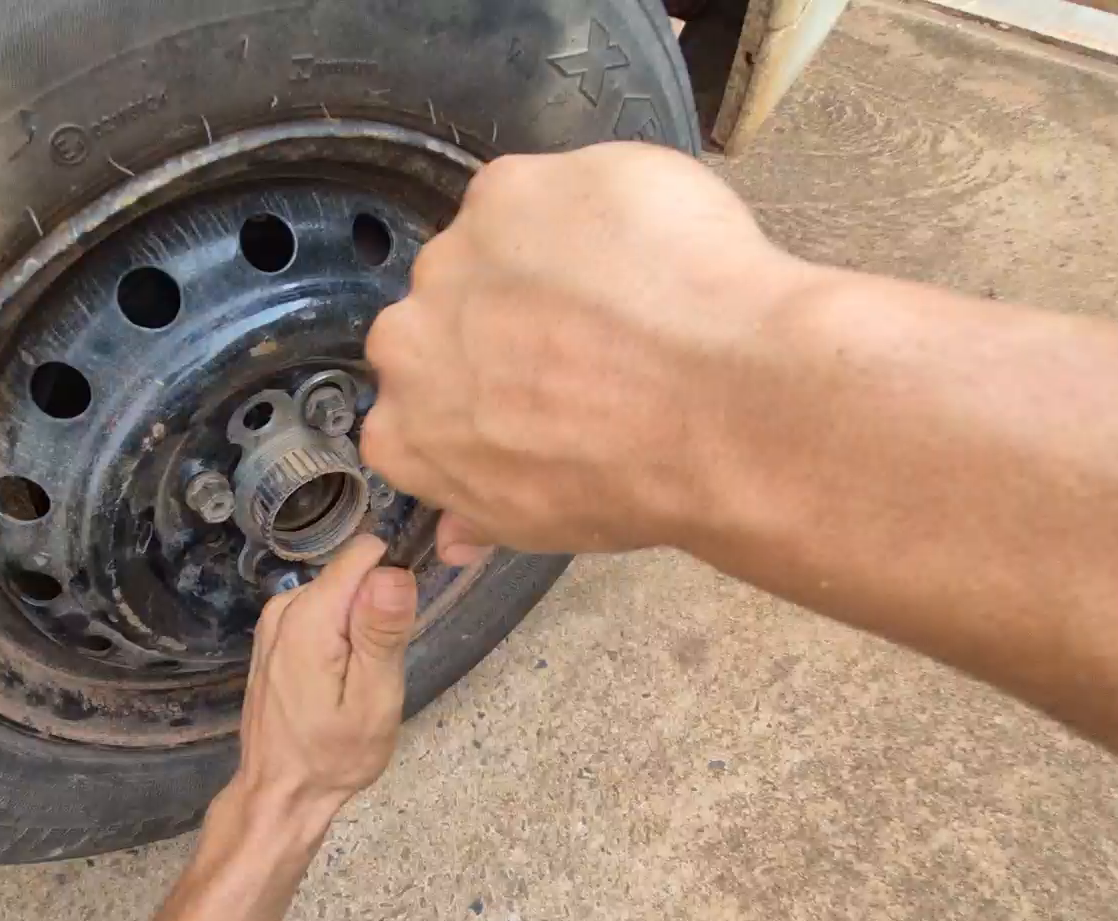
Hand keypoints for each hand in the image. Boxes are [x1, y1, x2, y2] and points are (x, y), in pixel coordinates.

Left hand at [231, 535, 418, 822]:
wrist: (281, 794)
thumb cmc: (333, 755)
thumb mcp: (374, 699)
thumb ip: (382, 631)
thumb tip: (393, 571)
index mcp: (308, 615)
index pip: (363, 554)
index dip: (390, 585)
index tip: (395, 631)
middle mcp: (284, 606)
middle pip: (352, 576)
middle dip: (375, 613)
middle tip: (375, 670)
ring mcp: (274, 621)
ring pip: (340, 595)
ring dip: (358, 630)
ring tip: (355, 680)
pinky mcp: (274, 637)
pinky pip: (322, 613)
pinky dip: (338, 639)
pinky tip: (336, 680)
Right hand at [363, 143, 821, 562]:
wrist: (716, 406)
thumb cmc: (630, 482)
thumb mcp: (537, 525)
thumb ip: (477, 513)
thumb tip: (455, 533)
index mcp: (401, 431)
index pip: (413, 403)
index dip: (470, 391)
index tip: (515, 390)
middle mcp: (404, 342)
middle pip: (442, 318)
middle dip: (495, 324)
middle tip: (573, 341)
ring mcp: (452, 259)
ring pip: (487, 252)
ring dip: (536, 267)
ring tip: (615, 298)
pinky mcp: (508, 190)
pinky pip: (538, 199)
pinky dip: (579, 216)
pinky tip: (634, 253)